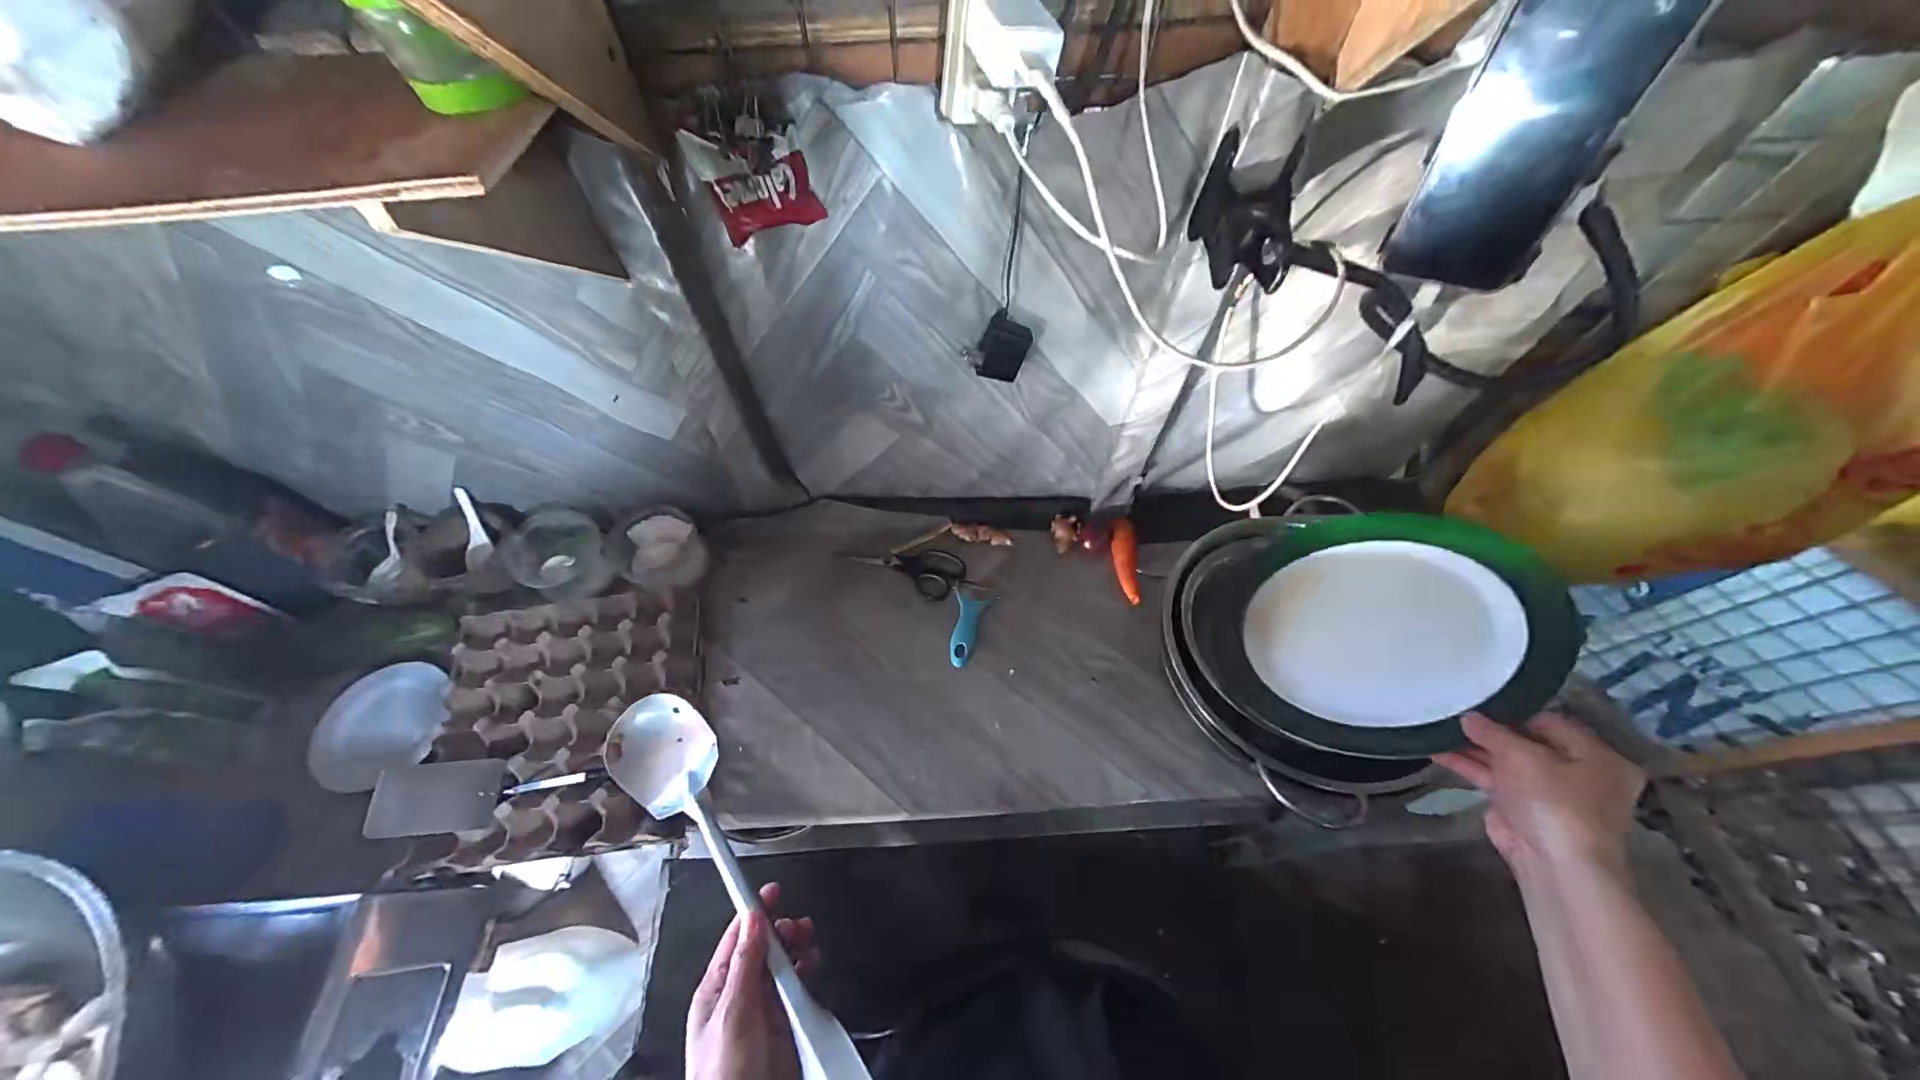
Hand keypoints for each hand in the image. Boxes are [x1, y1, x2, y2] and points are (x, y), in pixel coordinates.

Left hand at [686, 882, 821, 1079]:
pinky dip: (807, 973)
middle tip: (797, 924)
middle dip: (780, 931)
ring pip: (782, 967)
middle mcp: (740, 998)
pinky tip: (812, 967)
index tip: (769, 892)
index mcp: (717, 991)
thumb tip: (753, 920)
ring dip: (795, 949)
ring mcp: (763, 1012)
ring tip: (807, 940)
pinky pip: (798, 990)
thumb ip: (745, 965)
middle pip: (762, 950)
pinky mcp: (784, 1027)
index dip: (753, 913)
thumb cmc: (724, 1077)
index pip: (736, 940)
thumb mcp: (733, 1014)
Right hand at [1436, 711, 1645, 874]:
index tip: (1479, 701)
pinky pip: (1491, 777)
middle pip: (1526, 741)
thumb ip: (1493, 732)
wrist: (1553, 864)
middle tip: (1454, 712)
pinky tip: (1438, 751)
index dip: (1514, 711)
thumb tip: (1468, 717)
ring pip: (1504, 760)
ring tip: (1438, 727)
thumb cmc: (1555, 802)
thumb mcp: (1524, 756)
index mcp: (1599, 758)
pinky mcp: (1519, 806)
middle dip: (1490, 730)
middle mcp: (1576, 773)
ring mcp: (1546, 791)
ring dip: (1472, 746)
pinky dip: (1467, 765)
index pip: (1551, 722)